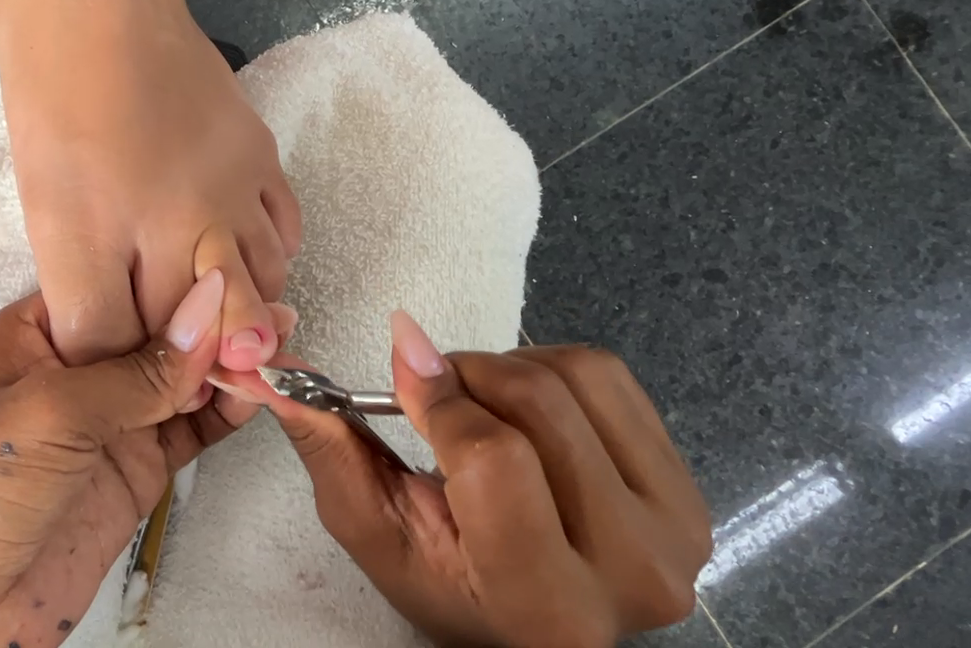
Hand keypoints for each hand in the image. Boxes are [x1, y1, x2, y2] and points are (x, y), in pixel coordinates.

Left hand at [0, 0, 301, 369]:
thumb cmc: (54, 103)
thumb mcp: (51, 213)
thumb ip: (89, 301)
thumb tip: (109, 363)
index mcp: (166, 242)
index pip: (172, 349)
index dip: (153, 377)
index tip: (137, 387)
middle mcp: (223, 218)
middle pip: (232, 320)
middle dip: (202, 354)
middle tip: (172, 362)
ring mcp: (247, 174)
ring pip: (262, 275)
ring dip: (236, 308)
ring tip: (203, 315)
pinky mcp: (256, 140)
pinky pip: (281, 222)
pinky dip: (265, 256)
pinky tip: (237, 256)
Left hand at [0, 271, 258, 647]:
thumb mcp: (53, 411)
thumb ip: (139, 368)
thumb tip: (213, 301)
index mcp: (42, 330)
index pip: (118, 288)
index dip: (174, 280)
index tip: (234, 273)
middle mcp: (80, 364)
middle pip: (156, 333)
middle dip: (212, 325)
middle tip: (276, 316)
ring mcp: (112, 417)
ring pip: (181, 380)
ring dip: (228, 367)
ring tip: (283, 348)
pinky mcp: (138, 465)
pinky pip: (190, 429)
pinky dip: (225, 413)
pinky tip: (261, 394)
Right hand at [228, 313, 711, 647]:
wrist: (539, 619)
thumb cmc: (443, 578)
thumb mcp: (370, 528)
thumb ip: (327, 449)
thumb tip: (280, 373)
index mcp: (543, 598)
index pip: (493, 457)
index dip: (436, 393)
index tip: (398, 352)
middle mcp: (633, 570)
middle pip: (537, 403)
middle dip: (466, 375)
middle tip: (435, 394)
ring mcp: (675, 529)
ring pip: (575, 375)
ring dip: (506, 370)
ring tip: (481, 410)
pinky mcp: (691, 488)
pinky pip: (609, 375)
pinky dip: (550, 368)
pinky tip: (528, 415)